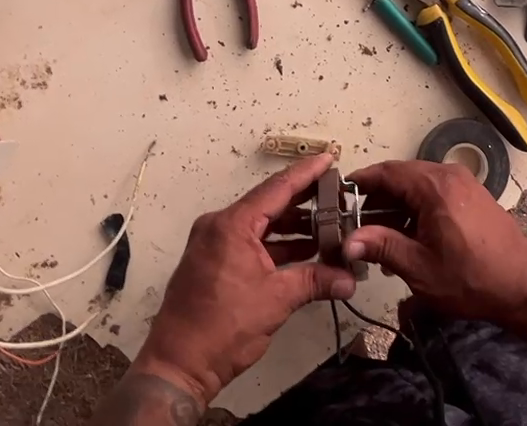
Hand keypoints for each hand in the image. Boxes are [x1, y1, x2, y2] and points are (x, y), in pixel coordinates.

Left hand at [129, 152, 355, 406]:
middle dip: (305, 201)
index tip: (329, 158)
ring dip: (293, 226)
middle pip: (269, 203)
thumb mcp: (276, 300)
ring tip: (328, 225)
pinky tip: (305, 250)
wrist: (178, 367)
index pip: (277, 188)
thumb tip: (348, 280)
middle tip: (337, 193)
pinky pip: (252, 241)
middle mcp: (219, 226)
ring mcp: (214, 243)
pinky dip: (277, 244)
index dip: (307, 172)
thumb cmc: (222, 329)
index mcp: (231, 225)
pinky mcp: (214, 261)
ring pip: (262, 224)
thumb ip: (316, 281)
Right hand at [342, 160, 526, 324]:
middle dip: (378, 197)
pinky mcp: (473, 194)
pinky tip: (411, 235)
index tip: (340, 192)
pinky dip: (418, 206)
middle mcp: (449, 175)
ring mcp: (464, 182)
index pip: (388, 172)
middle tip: (358, 223)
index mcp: (435, 187)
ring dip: (398, 204)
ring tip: (383, 238)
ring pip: (419, 183)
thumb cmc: (470, 277)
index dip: (362, 180)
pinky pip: (436, 190)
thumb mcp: (420, 267)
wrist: (523, 284)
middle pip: (403, 175)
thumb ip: (382, 247)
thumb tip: (348, 241)